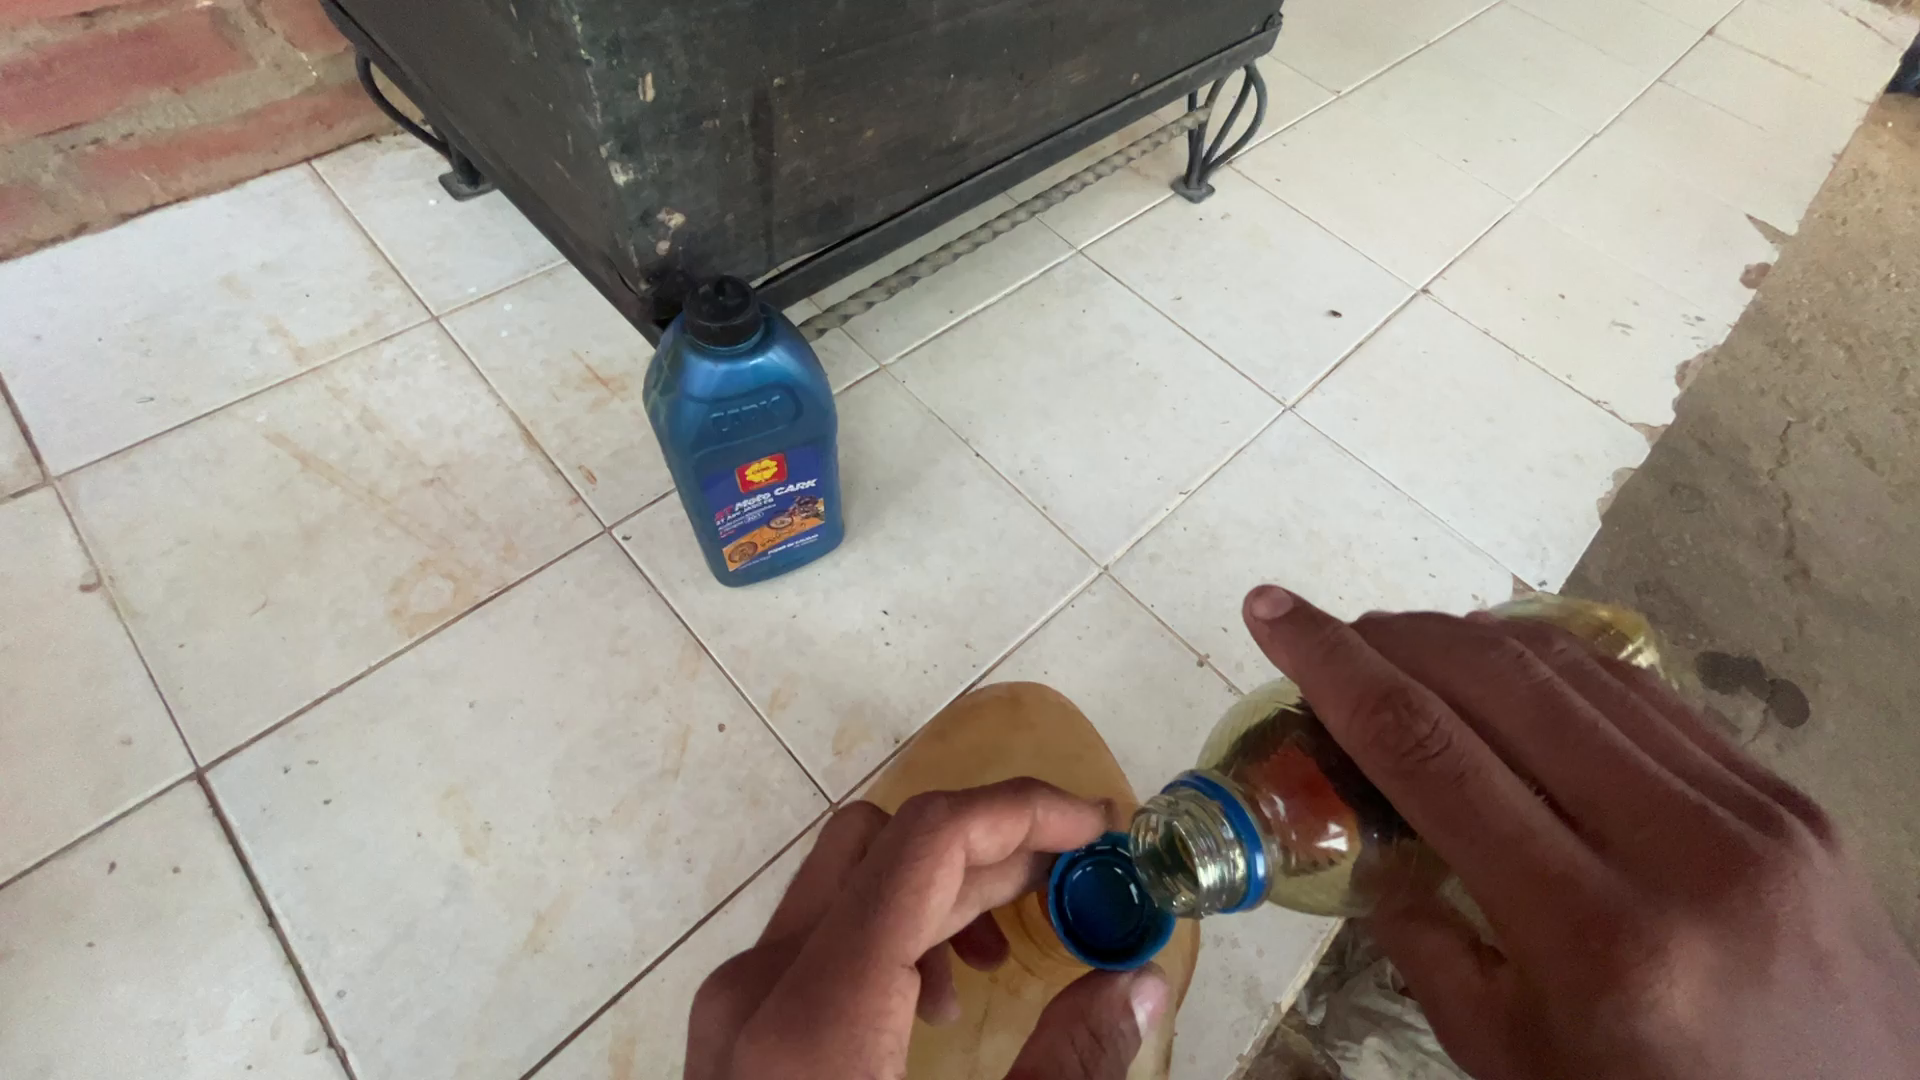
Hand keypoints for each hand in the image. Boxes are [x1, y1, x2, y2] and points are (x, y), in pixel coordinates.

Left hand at [685, 778, 1169, 1079]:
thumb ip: (1068, 1069)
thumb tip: (1138, 981)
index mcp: (814, 1014)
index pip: (924, 841)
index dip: (1021, 810)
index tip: (1097, 824)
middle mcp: (759, 980)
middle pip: (888, 841)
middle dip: (995, 844)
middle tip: (1077, 875)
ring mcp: (739, 998)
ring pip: (854, 872)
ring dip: (948, 884)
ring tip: (1017, 940)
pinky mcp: (741, 1022)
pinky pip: (829, 927)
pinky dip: (900, 926)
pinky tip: (943, 999)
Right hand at [1242, 586, 1919, 1079]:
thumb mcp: (1499, 1047)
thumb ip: (1416, 926)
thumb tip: (1369, 824)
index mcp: (1590, 933)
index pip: (1422, 747)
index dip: (1329, 664)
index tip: (1269, 610)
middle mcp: (1681, 851)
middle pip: (1493, 681)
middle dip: (1388, 636)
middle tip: (1331, 634)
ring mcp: (1754, 814)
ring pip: (1565, 666)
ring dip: (1458, 637)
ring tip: (1400, 646)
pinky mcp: (1790, 799)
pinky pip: (1634, 690)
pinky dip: (1540, 660)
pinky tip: (1496, 669)